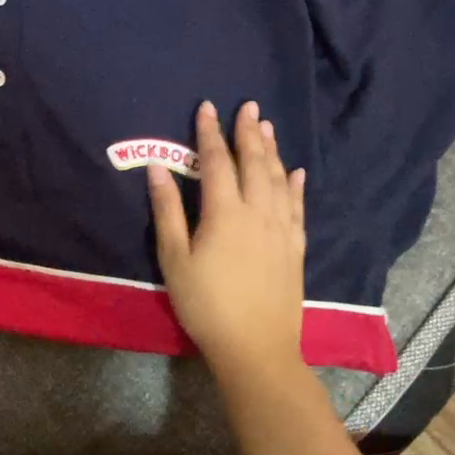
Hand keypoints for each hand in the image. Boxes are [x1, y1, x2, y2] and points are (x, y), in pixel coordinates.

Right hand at [149, 100, 306, 374]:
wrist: (256, 349)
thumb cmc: (204, 303)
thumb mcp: (174, 258)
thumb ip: (167, 210)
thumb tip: (158, 168)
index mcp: (224, 213)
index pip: (216, 162)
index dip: (210, 133)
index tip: (207, 107)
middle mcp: (257, 214)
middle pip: (254, 164)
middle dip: (249, 133)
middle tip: (248, 106)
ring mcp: (280, 231)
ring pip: (278, 181)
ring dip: (272, 151)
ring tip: (268, 127)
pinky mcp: (294, 250)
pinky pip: (297, 208)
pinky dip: (296, 186)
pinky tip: (296, 172)